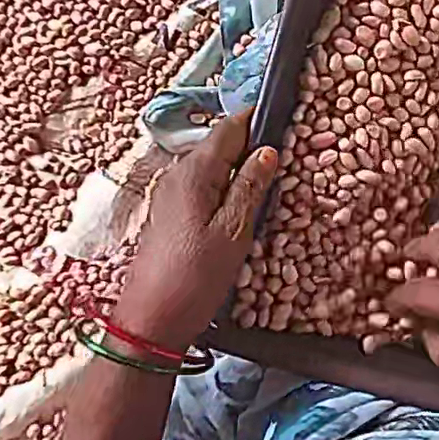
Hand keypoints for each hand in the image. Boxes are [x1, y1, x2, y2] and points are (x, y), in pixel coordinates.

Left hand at [112, 112, 277, 349]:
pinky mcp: (170, 213)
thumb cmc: (196, 277)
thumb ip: (251, 187)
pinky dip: (226, 188)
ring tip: (272, 184)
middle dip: (253, 146)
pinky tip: (244, 208)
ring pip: (213, 167)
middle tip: (288, 159)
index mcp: (195, 172)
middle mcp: (178, 174)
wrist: (150, 320)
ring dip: (241, 170)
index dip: (258, 118)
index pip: (230, 127)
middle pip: (221, 145)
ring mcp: (171, 193)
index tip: (288, 119)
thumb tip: (268, 150)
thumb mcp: (234, 232)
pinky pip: (204, 187)